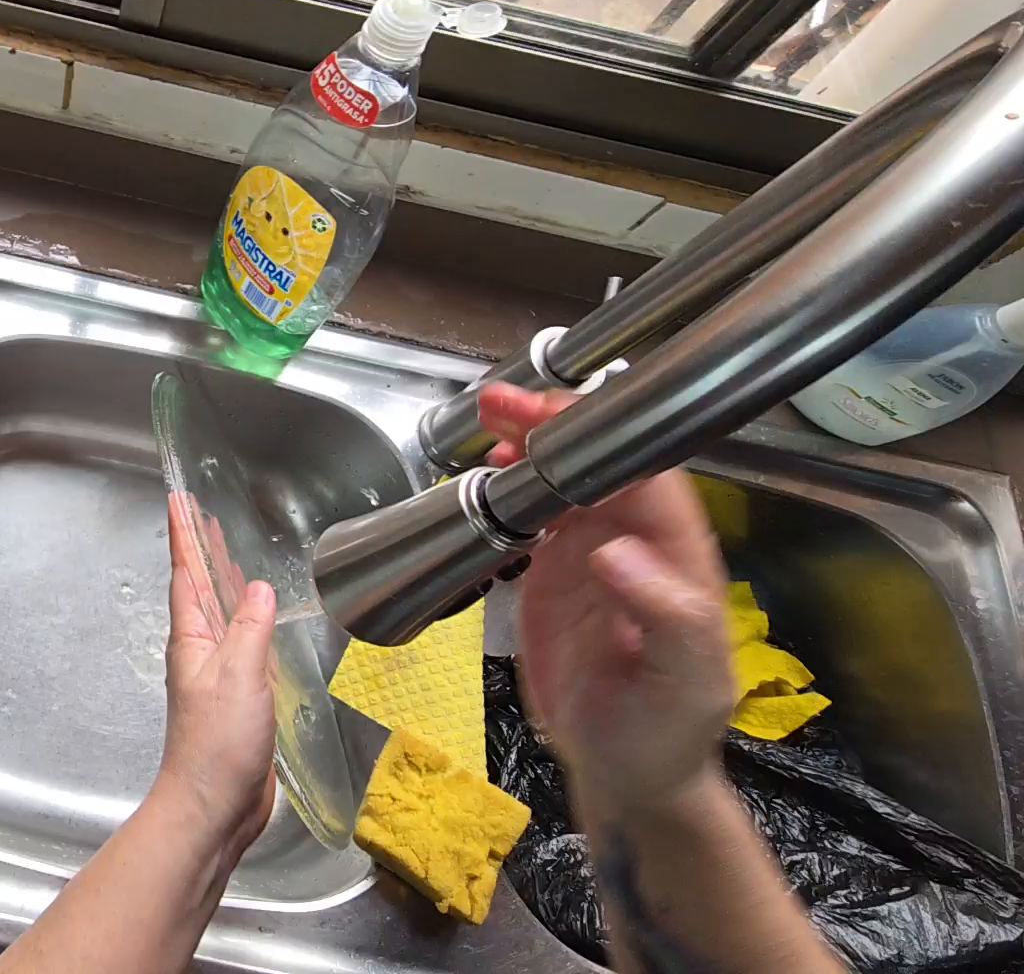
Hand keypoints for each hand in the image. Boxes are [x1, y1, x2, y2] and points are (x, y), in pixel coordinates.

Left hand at [154, 495, 276, 855]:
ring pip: (221, 609)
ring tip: (227, 548)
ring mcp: (218, 668)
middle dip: (201, 548)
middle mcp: (201, 646)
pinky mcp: (238, 690)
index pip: (187, 572)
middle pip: (200, 585)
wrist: (215, 803)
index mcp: (192, 636)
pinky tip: (258, 612)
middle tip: (204, 513)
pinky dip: (247, 616)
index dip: (184, 535)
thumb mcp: (239, 677)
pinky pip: (241, 638)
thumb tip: (258, 587)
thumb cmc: (217, 742)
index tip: (178, 501)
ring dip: (222, 577)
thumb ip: (250, 629)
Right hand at [480, 383, 737, 816]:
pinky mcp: (551, 570)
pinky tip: (486, 471)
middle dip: (551, 427)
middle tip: (501, 405)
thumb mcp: (685, 683)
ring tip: (485, 424)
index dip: (601, 437)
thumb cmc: (661, 728)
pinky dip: (507, 485)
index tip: (550, 415)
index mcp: (674, 558)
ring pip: (560, 480)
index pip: (646, 477)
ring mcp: (588, 554)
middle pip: (596, 465)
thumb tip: (616, 552)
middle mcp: (633, 543)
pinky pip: (531, 512)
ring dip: (526, 445)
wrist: (622, 764)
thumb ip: (667, 616)